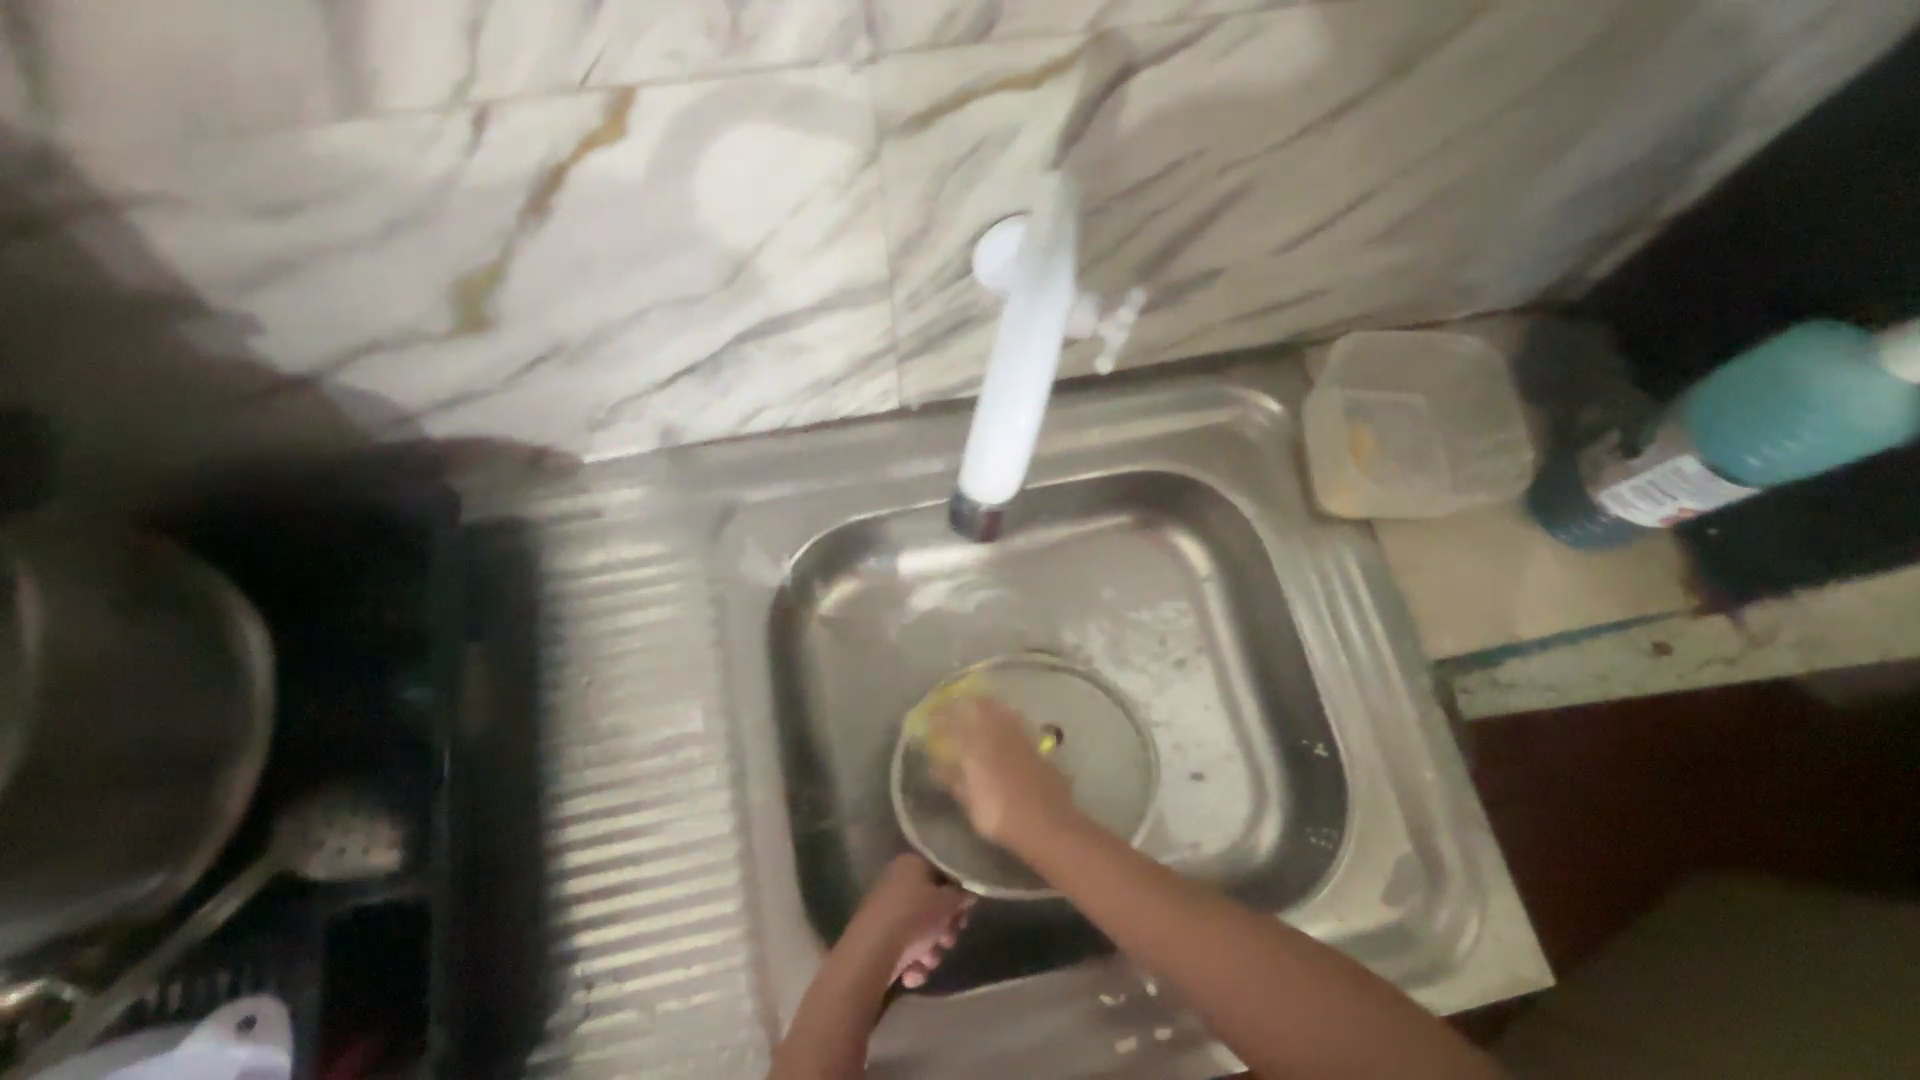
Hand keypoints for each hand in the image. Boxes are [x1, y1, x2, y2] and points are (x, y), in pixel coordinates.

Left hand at [849, 854, 974, 988]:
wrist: (872, 953)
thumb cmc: (914, 916)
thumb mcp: (947, 901)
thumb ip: (962, 894)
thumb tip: (969, 891)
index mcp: (911, 865)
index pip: (942, 874)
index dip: (957, 894)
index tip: (964, 912)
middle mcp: (896, 884)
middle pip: (933, 906)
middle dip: (945, 929)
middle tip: (949, 939)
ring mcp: (886, 913)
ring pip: (921, 932)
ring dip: (931, 951)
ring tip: (928, 960)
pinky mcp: (878, 940)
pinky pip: (905, 949)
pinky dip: (913, 963)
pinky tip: (912, 973)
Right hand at [925, 697, 1077, 845]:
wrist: (1049, 825)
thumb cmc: (1002, 818)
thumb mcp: (971, 803)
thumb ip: (953, 780)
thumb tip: (935, 766)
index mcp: (978, 746)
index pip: (954, 722)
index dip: (940, 717)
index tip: (928, 717)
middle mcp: (999, 734)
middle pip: (978, 707)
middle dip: (961, 704)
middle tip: (949, 706)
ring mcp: (1021, 737)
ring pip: (999, 709)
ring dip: (983, 705)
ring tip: (973, 707)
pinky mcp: (1036, 745)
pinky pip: (1015, 720)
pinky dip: (1002, 715)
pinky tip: (1001, 722)